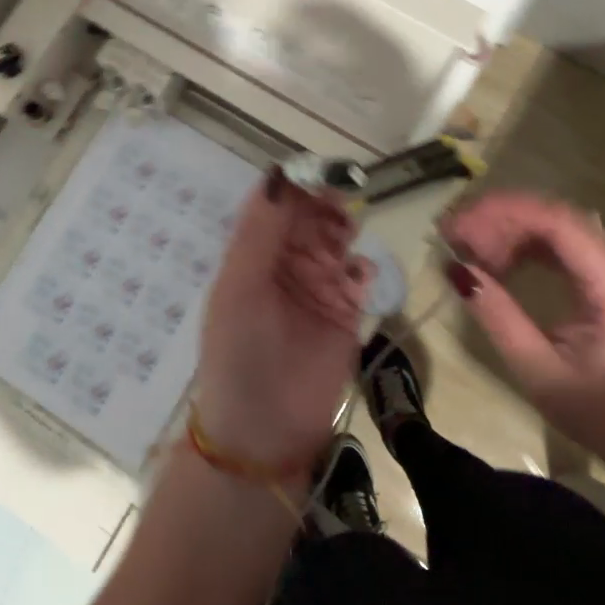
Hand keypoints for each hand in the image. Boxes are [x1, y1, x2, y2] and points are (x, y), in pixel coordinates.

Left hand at [194, 167, 372, 471]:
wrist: (263, 432)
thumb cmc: (240, 354)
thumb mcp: (240, 287)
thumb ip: (261, 230)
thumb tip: (281, 172)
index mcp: (251, 252)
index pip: (277, 201)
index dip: (299, 183)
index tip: (325, 173)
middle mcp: (284, 262)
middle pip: (311, 215)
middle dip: (327, 204)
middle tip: (342, 207)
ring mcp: (317, 286)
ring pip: (337, 239)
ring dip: (345, 230)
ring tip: (346, 240)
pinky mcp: (347, 314)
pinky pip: (360, 275)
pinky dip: (363, 267)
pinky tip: (359, 276)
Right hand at [441, 191, 604, 452]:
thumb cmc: (597, 409)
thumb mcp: (539, 370)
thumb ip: (499, 317)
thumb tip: (456, 269)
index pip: (556, 222)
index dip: (501, 214)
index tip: (454, 227)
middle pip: (552, 214)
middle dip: (496, 218)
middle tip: (450, 236)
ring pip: (551, 221)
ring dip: (505, 228)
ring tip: (464, 248)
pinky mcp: (602, 269)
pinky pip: (556, 239)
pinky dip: (521, 242)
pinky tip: (493, 260)